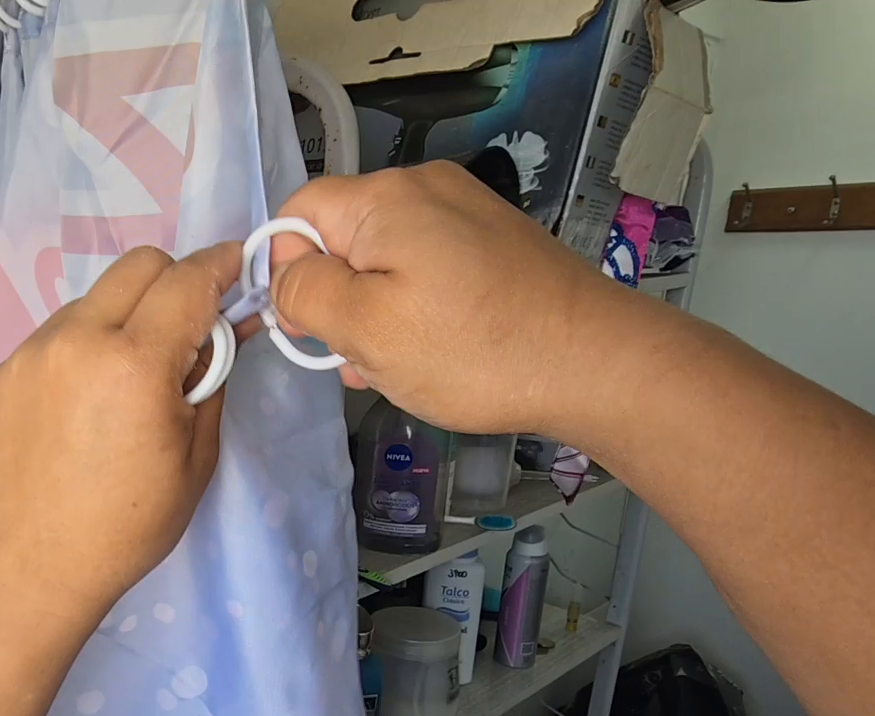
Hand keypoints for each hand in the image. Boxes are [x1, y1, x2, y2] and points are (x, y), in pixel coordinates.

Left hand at [0, 244, 236, 622]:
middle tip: (184, 332)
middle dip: (173, 283)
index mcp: (134, 363)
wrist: (37, 566)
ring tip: (122, 382)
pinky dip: (81, 350)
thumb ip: (212, 380)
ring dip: (122, 319)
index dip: (223, 265)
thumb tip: (225, 331)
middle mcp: (76, 340)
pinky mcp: (2, 373)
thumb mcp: (195, 459)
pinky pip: (55, 336)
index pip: (188, 279)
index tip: (238, 267)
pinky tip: (79, 405)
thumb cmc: (129, 526)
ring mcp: (30, 353)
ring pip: (92, 300)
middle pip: (138, 266)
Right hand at [268, 161, 633, 437]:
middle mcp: (422, 191)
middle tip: (348, 355)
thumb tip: (283, 274)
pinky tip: (419, 354)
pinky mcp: (487, 247)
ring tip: (388, 364)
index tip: (302, 325)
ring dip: (365, 316)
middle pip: (337, 239)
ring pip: (376, 263)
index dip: (282, 268)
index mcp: (384, 199)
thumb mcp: (365, 327)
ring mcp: (461, 217)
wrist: (592, 364)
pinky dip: (404, 312)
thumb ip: (306, 293)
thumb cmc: (467, 349)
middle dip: (329, 299)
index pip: (296, 213)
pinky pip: (418, 273)